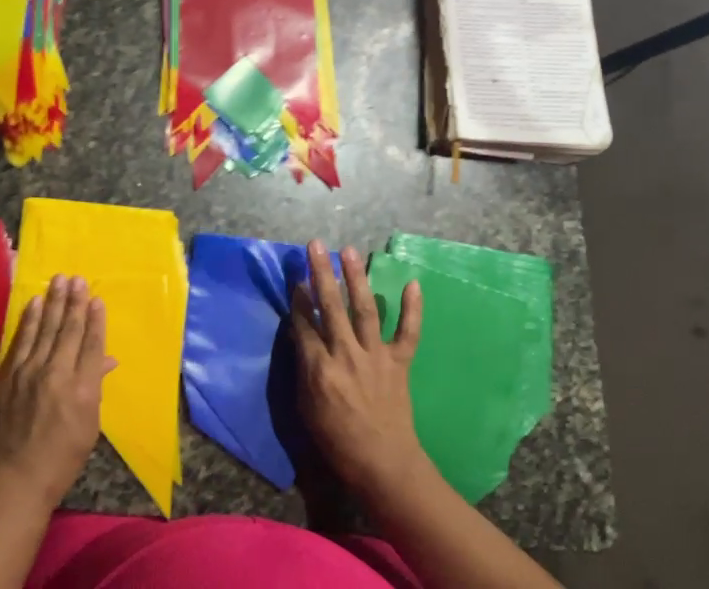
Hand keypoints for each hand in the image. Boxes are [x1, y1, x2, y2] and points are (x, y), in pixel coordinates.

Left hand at [0, 274, 115, 508]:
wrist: (21, 473)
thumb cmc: (65, 454)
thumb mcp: (91, 423)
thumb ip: (96, 385)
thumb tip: (106, 360)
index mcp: (82, 389)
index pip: (91, 344)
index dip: (95, 320)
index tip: (97, 299)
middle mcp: (57, 373)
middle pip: (68, 330)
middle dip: (74, 302)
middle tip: (78, 279)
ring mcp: (30, 371)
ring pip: (45, 328)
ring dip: (53, 302)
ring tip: (59, 280)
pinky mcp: (10, 373)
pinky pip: (22, 339)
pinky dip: (30, 319)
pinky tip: (35, 302)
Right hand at [290, 240, 425, 496]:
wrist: (382, 462)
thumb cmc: (335, 439)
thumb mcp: (305, 405)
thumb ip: (304, 367)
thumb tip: (301, 335)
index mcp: (318, 367)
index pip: (304, 323)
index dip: (298, 298)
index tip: (295, 276)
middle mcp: (345, 354)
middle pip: (330, 306)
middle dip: (321, 273)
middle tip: (315, 245)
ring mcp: (375, 356)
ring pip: (364, 310)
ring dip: (356, 278)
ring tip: (348, 251)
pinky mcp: (399, 363)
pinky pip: (408, 333)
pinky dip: (412, 309)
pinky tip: (413, 284)